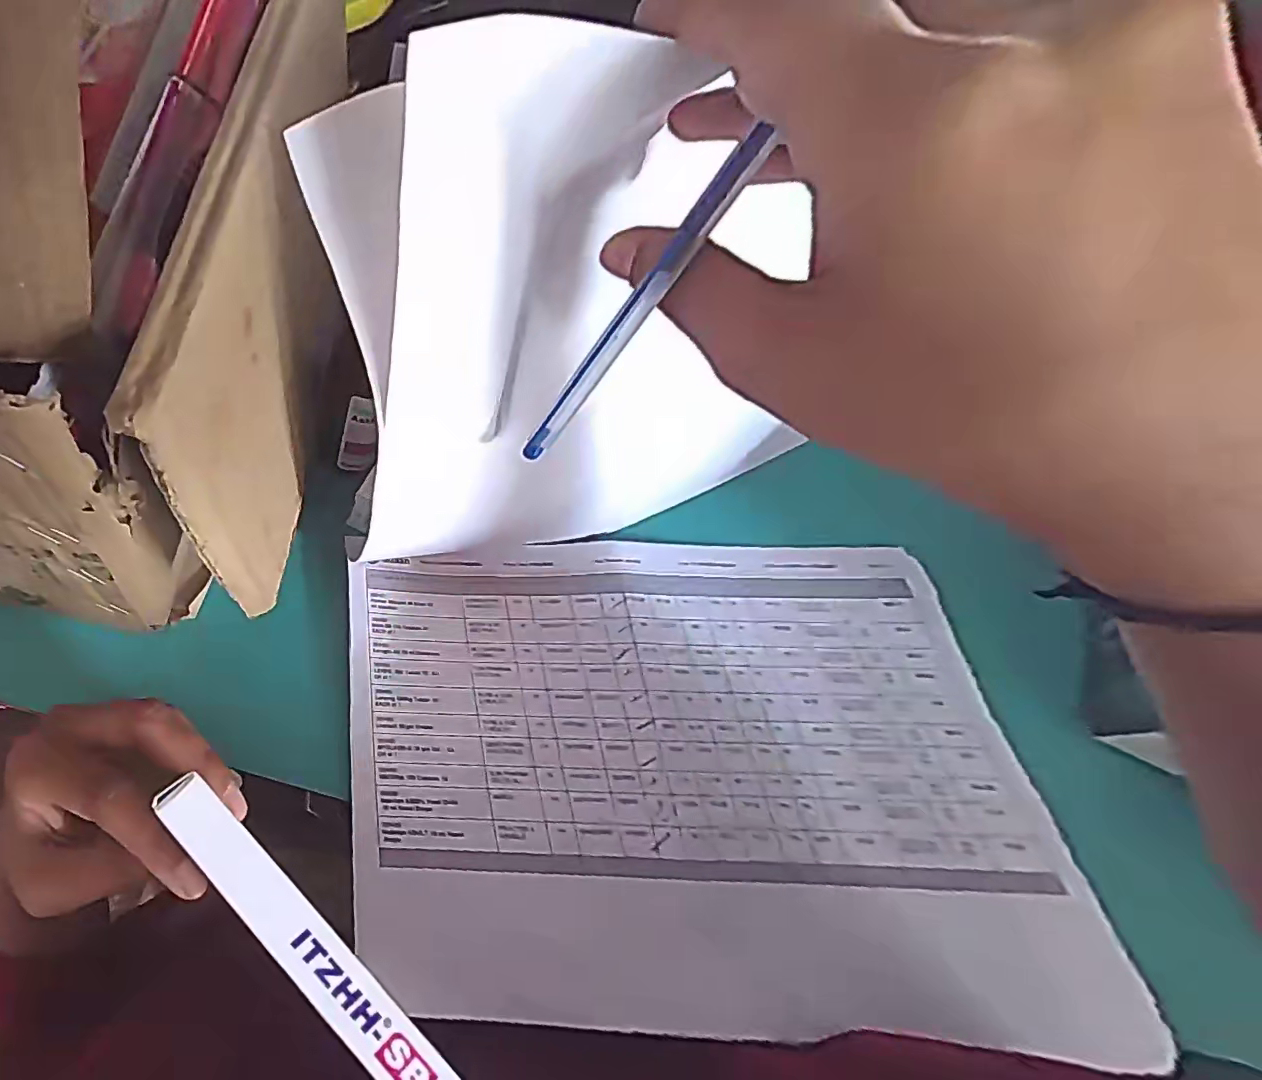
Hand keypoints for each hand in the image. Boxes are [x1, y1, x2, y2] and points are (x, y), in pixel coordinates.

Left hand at [0, 700, 246, 923]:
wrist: (17, 823)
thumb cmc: (32, 856)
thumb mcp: (53, 887)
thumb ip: (110, 871)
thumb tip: (179, 859)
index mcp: (36, 768)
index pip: (106, 793)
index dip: (154, 833)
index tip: (193, 877)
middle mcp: (65, 726)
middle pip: (142, 725)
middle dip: (193, 764)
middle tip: (230, 812)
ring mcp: (97, 712)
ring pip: (162, 717)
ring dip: (203, 756)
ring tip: (230, 803)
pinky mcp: (123, 715)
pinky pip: (169, 724)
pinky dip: (198, 753)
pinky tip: (218, 787)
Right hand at [613, 0, 1261, 607]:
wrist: (1168, 436)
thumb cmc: (967, 403)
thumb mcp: (778, 353)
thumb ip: (690, 283)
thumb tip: (636, 249)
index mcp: (917, 118)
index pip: (784, 22)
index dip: (711, 14)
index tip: (675, 16)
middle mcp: (1041, 45)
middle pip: (866, 13)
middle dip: (768, 64)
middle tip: (708, 112)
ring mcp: (1130, 41)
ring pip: (943, 17)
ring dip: (843, 71)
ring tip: (774, 141)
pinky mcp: (1177, 62)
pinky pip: (1021, 32)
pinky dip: (928, 72)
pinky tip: (879, 140)